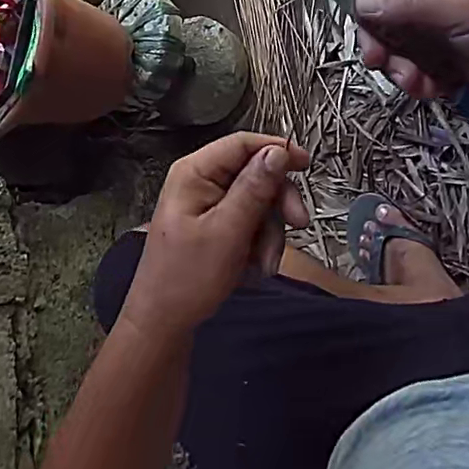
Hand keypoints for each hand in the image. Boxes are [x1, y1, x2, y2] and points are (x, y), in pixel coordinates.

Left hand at [120, 133, 311, 341]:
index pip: (242, 144)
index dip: (276, 150)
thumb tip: (279, 151)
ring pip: (259, 201)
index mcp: (195, 172)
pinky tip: (255, 267)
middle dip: (277, 202)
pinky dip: (260, 243)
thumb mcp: (228, 231)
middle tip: (298, 224)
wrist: (163, 325)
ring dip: (270, 231)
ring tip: (265, 263)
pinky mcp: (217, 225)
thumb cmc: (188, 277)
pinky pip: (251, 222)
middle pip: (256, 173)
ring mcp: (210, 204)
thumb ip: (255, 189)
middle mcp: (202, 181)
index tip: (306, 165)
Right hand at [317, 0, 468, 105]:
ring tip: (420, 84)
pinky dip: (420, 83)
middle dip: (377, 40)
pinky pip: (414, 69)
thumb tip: (362, 3)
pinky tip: (440, 91)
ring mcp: (437, 31)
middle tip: (377, 62)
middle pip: (381, 13)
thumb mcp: (463, 8)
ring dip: (399, 68)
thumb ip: (410, 5)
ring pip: (395, 47)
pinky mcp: (444, 60)